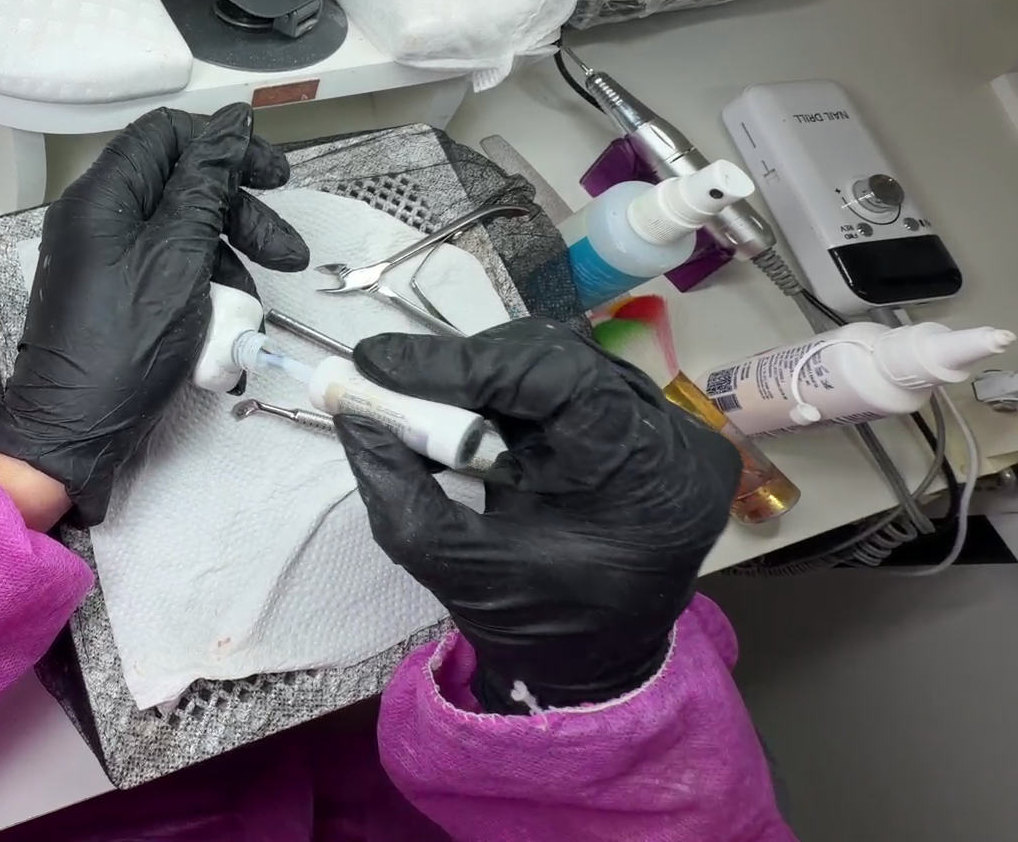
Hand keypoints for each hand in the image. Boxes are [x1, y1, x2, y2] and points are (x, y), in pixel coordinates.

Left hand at [0, 104, 308, 525]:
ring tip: (254, 305)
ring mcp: (105, 256)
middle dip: (240, 216)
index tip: (274, 177)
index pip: (167, 135)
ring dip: (228, 262)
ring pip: (182, 234)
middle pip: (182, 186)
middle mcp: (100, 217)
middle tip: (287, 253)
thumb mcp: (178, 255)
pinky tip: (228, 325)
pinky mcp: (116, 292)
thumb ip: (206, 184)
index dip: (226, 147)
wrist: (74, 427)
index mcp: (104, 194)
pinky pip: (167, 271)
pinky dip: (202, 290)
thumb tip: (231, 123)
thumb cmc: (126, 339)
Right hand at [335, 318, 740, 712]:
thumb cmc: (538, 627)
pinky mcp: (621, 424)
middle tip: (386, 381)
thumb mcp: (454, 568)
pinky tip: (451, 413)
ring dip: (469, 374)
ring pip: (545, 357)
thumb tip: (350, 412)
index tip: (377, 364)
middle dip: (458, 366)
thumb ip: (397, 490)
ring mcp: (651, 425)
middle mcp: (667, 437)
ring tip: (416, 400)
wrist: (592, 661)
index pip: (557, 379)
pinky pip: (546, 379)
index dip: (460, 363)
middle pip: (551, 356)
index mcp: (649, 479)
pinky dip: (485, 389)